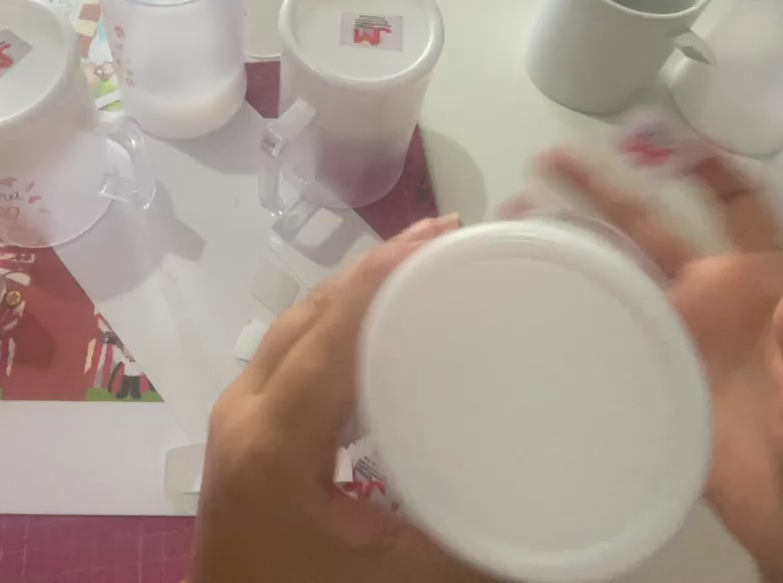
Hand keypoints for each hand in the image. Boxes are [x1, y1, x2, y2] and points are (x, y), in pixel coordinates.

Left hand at [190, 214, 493, 582]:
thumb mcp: (392, 577)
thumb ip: (469, 544)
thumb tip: (545, 511)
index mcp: (273, 439)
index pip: (330, 329)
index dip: (382, 273)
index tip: (436, 234)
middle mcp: (244, 406)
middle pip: (309, 310)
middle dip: (373, 267)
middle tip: (439, 240)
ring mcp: (237, 410)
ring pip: (295, 321)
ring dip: (352, 287)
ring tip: (413, 267)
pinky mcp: (244, 422)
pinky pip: (291, 346)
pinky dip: (335, 320)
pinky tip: (372, 326)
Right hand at [535, 149, 782, 582]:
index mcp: (763, 290)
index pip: (740, 208)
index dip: (709, 166)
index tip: (665, 134)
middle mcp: (713, 300)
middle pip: (652, 227)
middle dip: (605, 189)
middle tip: (549, 158)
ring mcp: (677, 338)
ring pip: (618, 270)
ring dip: (574, 239)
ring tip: (517, 218)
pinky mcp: (650, 376)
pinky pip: (605, 325)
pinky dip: (570, 301)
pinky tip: (531, 289)